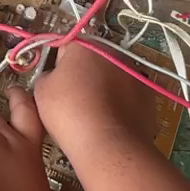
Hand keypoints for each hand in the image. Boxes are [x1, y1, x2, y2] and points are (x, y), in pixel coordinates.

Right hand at [34, 41, 160, 156]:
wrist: (108, 146)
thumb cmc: (70, 113)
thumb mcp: (41, 90)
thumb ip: (47, 74)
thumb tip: (55, 78)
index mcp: (85, 44)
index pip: (64, 48)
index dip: (57, 67)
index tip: (56, 85)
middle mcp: (113, 52)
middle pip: (91, 60)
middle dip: (83, 76)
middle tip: (72, 100)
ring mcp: (135, 73)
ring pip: (111, 77)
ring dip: (103, 89)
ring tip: (92, 114)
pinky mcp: (148, 95)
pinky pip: (128, 95)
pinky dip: (120, 104)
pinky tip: (109, 122)